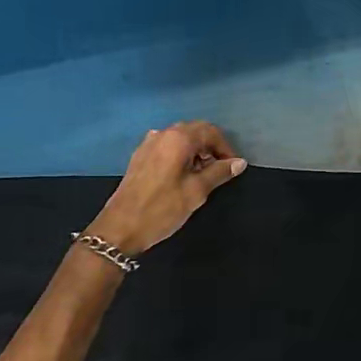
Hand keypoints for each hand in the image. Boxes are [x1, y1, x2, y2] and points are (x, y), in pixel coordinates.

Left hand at [92, 122, 246, 254]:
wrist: (120, 228)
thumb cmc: (162, 208)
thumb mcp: (196, 192)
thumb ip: (219, 172)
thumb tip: (239, 162)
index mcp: (178, 139)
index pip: (210, 132)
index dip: (225, 148)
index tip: (232, 167)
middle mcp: (163, 134)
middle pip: (195, 131)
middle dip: (211, 147)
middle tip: (220, 170)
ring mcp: (148, 144)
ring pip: (180, 138)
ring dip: (196, 150)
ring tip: (202, 174)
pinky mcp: (140, 156)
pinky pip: (167, 146)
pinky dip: (180, 154)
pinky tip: (182, 174)